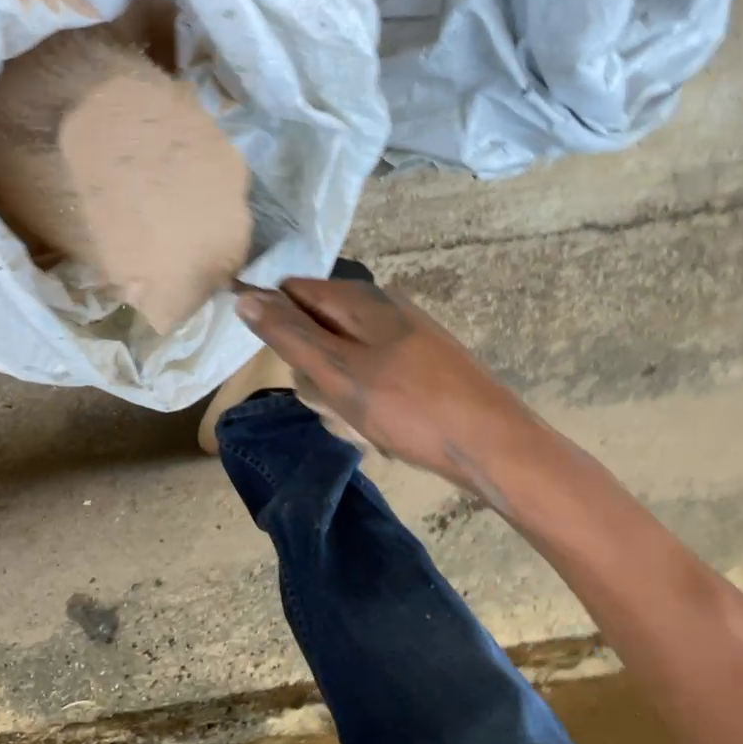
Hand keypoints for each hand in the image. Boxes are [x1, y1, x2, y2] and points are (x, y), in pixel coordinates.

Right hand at [233, 278, 555, 506]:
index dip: (275, 324)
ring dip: (335, 393)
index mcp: (360, 299)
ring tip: (357, 423)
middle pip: (313, 328)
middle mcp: (381, 308)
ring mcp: (404, 339)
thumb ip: (287, 333)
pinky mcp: (420, 368)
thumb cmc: (410, 408)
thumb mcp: (336, 371)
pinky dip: (363, 402)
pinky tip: (378, 429)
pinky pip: (368, 377)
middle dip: (310, 369)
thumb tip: (243, 297)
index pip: (289, 292)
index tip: (286, 363)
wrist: (499, 452)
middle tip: (329, 401)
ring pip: (338, 359)